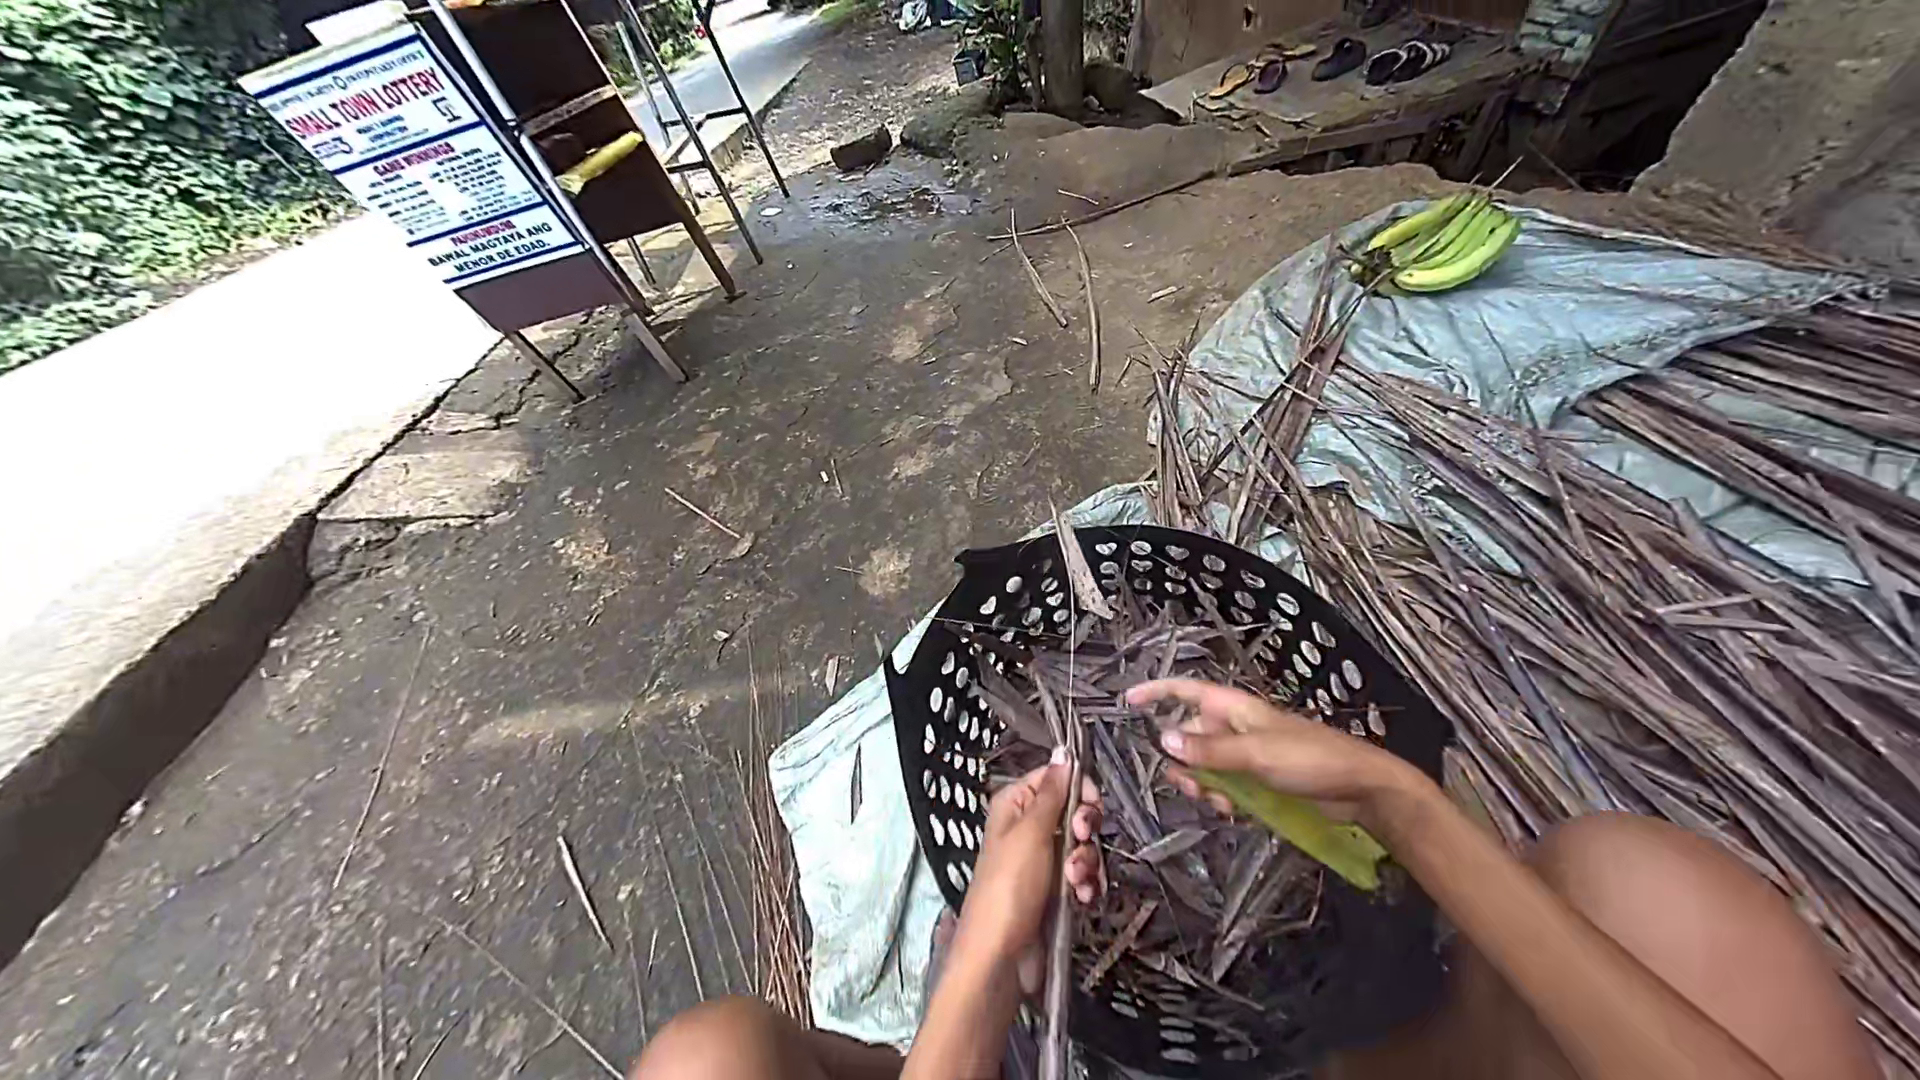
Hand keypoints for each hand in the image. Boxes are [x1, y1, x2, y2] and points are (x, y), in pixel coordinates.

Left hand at [952, 753, 1102, 968]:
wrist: (1002, 956)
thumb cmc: (1009, 886)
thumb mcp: (1030, 832)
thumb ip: (1052, 791)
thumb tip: (1063, 751)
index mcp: (1015, 804)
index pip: (1055, 777)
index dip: (1078, 788)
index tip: (1091, 804)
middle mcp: (1029, 826)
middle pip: (1074, 810)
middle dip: (1085, 829)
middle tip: (1080, 840)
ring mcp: (1044, 858)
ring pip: (1083, 844)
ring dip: (1086, 862)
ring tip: (1074, 881)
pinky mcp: (1056, 887)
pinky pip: (1083, 873)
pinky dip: (1086, 883)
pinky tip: (1080, 897)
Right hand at [1125, 678, 1427, 829]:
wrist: (1362, 789)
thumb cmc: (1311, 759)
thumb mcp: (1256, 753)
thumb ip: (1209, 750)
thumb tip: (1164, 740)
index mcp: (1232, 707)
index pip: (1184, 691)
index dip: (1156, 692)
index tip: (1128, 700)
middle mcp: (1234, 726)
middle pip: (1189, 736)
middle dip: (1183, 761)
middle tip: (1189, 784)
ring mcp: (1245, 753)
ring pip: (1204, 764)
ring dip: (1203, 783)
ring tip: (1218, 801)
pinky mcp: (1257, 777)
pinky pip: (1224, 783)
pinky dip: (1222, 796)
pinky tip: (1234, 810)